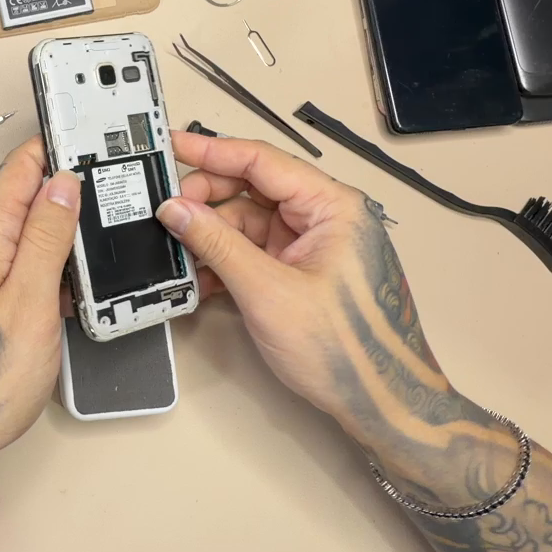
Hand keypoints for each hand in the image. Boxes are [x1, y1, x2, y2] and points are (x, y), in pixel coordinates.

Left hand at [0, 137, 80, 495]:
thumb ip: (47, 240)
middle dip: (64, 178)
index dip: (54, 145)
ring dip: (63, 219)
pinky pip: (25, 260)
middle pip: (25, 195)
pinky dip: (54, 256)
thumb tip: (64, 183)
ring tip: (106, 217)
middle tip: (113, 172)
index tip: (92, 131)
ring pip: (28, 229)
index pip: (20, 169)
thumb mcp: (29, 301)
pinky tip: (79, 267)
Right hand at [155, 132, 492, 472]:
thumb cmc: (349, 350)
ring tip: (180, 253)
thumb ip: (217, 244)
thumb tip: (176, 210)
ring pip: (246, 221)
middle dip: (206, 200)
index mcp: (332, 207)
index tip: (172, 145)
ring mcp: (310, 245)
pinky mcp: (299, 270)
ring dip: (211, 237)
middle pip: (251, 189)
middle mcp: (323, 218)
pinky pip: (252, 250)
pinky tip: (201, 276)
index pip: (262, 161)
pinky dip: (225, 259)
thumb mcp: (268, 291)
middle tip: (168, 212)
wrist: (382, 406)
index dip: (212, 150)